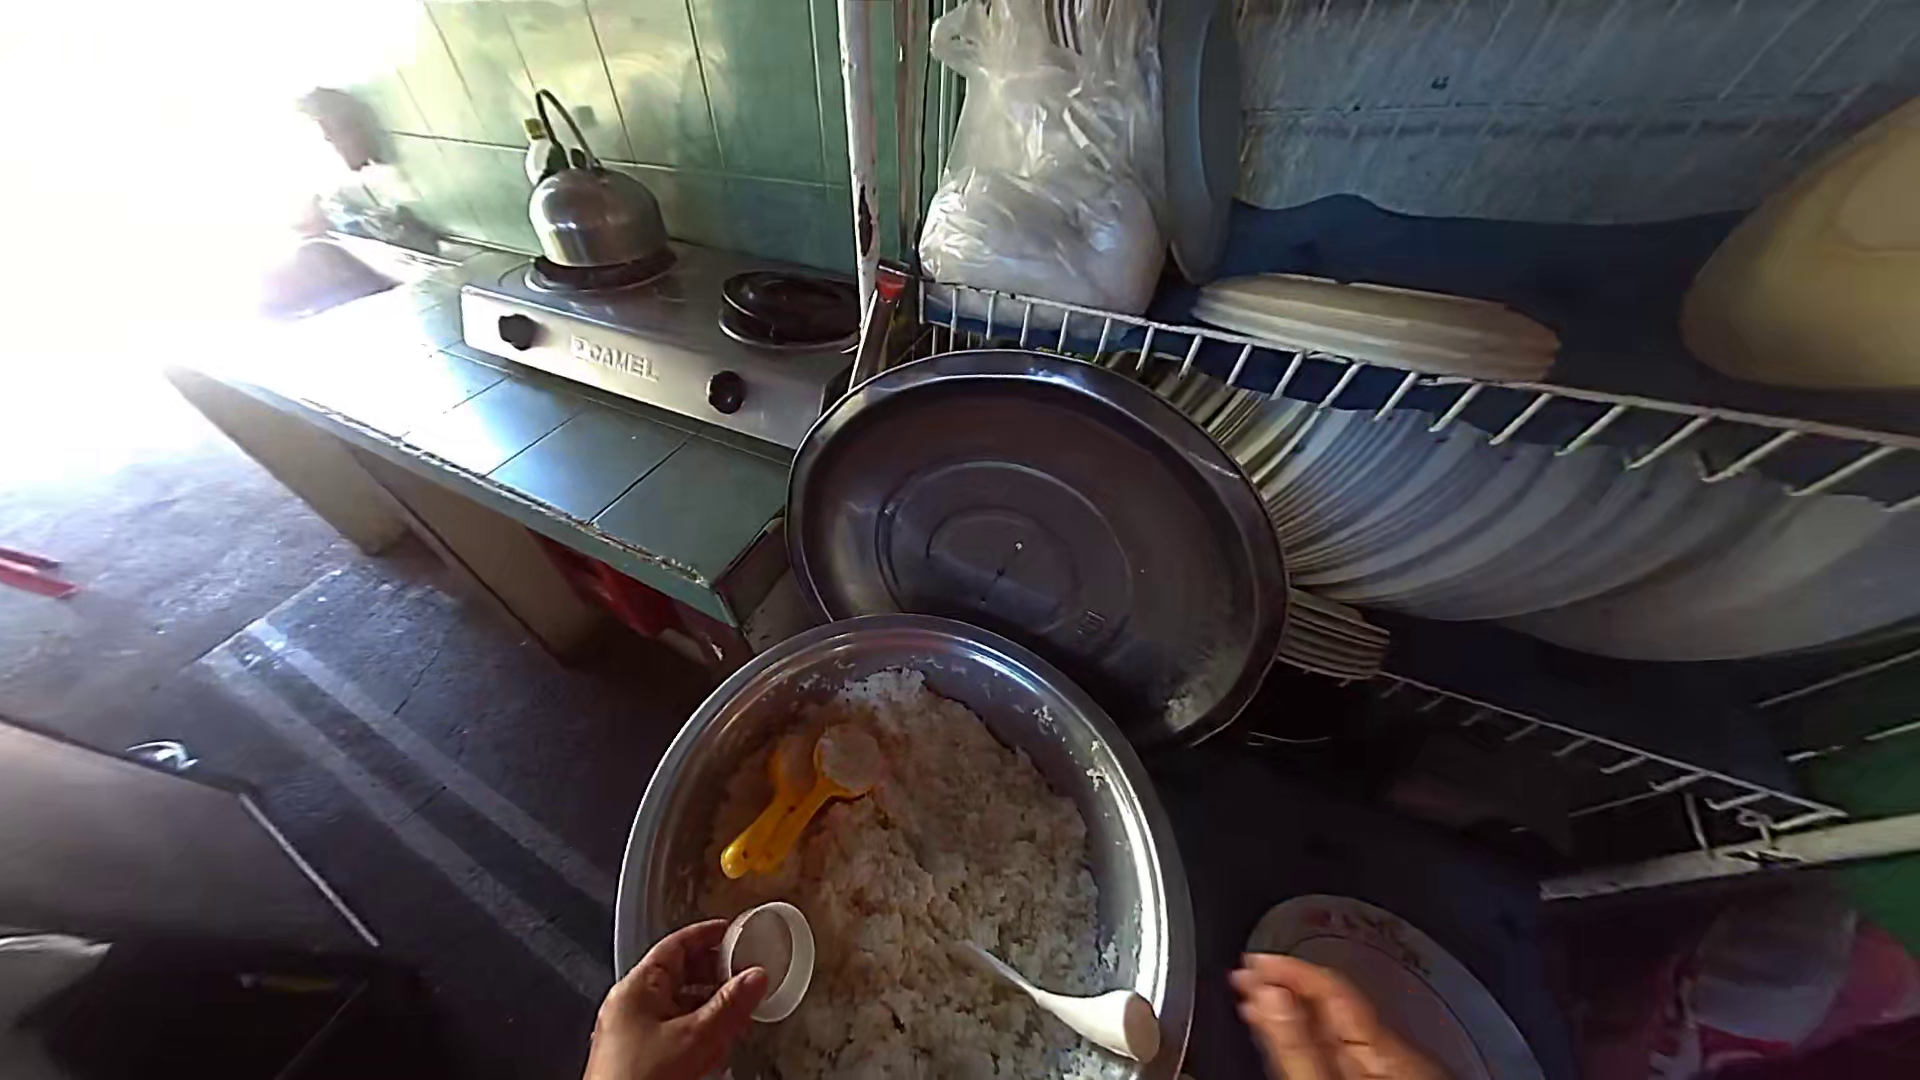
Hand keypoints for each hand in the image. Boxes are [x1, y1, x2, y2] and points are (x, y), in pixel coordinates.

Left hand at [583, 919, 768, 1079]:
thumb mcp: (695, 1039)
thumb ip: (730, 1004)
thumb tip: (756, 977)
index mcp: (636, 989)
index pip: (678, 944)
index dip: (709, 935)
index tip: (736, 932)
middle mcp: (630, 1008)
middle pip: (681, 973)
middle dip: (716, 975)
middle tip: (744, 974)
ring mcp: (631, 1038)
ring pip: (680, 1005)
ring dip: (710, 1007)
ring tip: (737, 1014)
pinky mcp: (636, 1065)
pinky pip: (674, 1033)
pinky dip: (698, 1032)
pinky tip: (717, 1046)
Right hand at [1230, 953, 1450, 1079]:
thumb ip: (1294, 1043)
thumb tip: (1265, 990)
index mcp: (1392, 1054)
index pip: (1330, 986)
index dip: (1286, 968)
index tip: (1250, 963)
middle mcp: (1400, 1061)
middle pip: (1331, 1006)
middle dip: (1283, 989)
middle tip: (1243, 981)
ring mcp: (1395, 1077)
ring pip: (1334, 1030)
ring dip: (1290, 1013)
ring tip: (1253, 1005)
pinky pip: (1340, 1053)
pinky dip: (1307, 1039)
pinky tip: (1284, 1036)